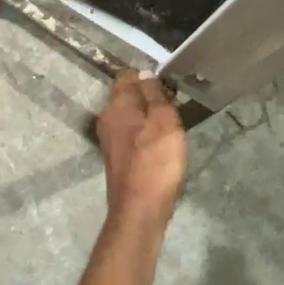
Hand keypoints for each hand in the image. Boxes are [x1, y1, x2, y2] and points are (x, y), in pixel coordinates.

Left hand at [96, 70, 187, 221]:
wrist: (139, 211)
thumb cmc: (155, 162)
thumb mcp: (164, 121)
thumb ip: (154, 93)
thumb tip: (146, 73)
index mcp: (116, 104)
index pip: (128, 75)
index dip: (149, 76)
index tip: (170, 86)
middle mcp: (107, 117)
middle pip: (128, 95)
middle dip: (150, 97)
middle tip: (175, 106)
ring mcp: (110, 139)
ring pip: (131, 115)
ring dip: (149, 117)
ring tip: (172, 126)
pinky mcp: (116, 157)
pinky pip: (131, 134)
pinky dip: (145, 134)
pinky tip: (161, 146)